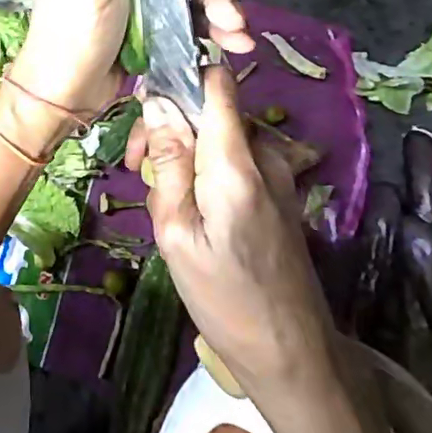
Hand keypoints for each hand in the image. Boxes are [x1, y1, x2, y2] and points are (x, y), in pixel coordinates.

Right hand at [142, 67, 335, 389]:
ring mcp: (280, 172)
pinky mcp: (282, 190)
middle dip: (172, 128)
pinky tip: (197, 214)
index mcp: (237, 161)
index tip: (147, 115)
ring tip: (168, 206)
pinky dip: (210, 172)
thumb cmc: (225, 299)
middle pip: (212, 110)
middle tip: (139, 172)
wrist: (292, 351)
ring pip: (221, 137)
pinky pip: (238, 160)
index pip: (216, 82)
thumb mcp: (177, 234)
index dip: (179, 81)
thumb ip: (169, 163)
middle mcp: (265, 154)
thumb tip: (158, 102)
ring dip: (189, 154)